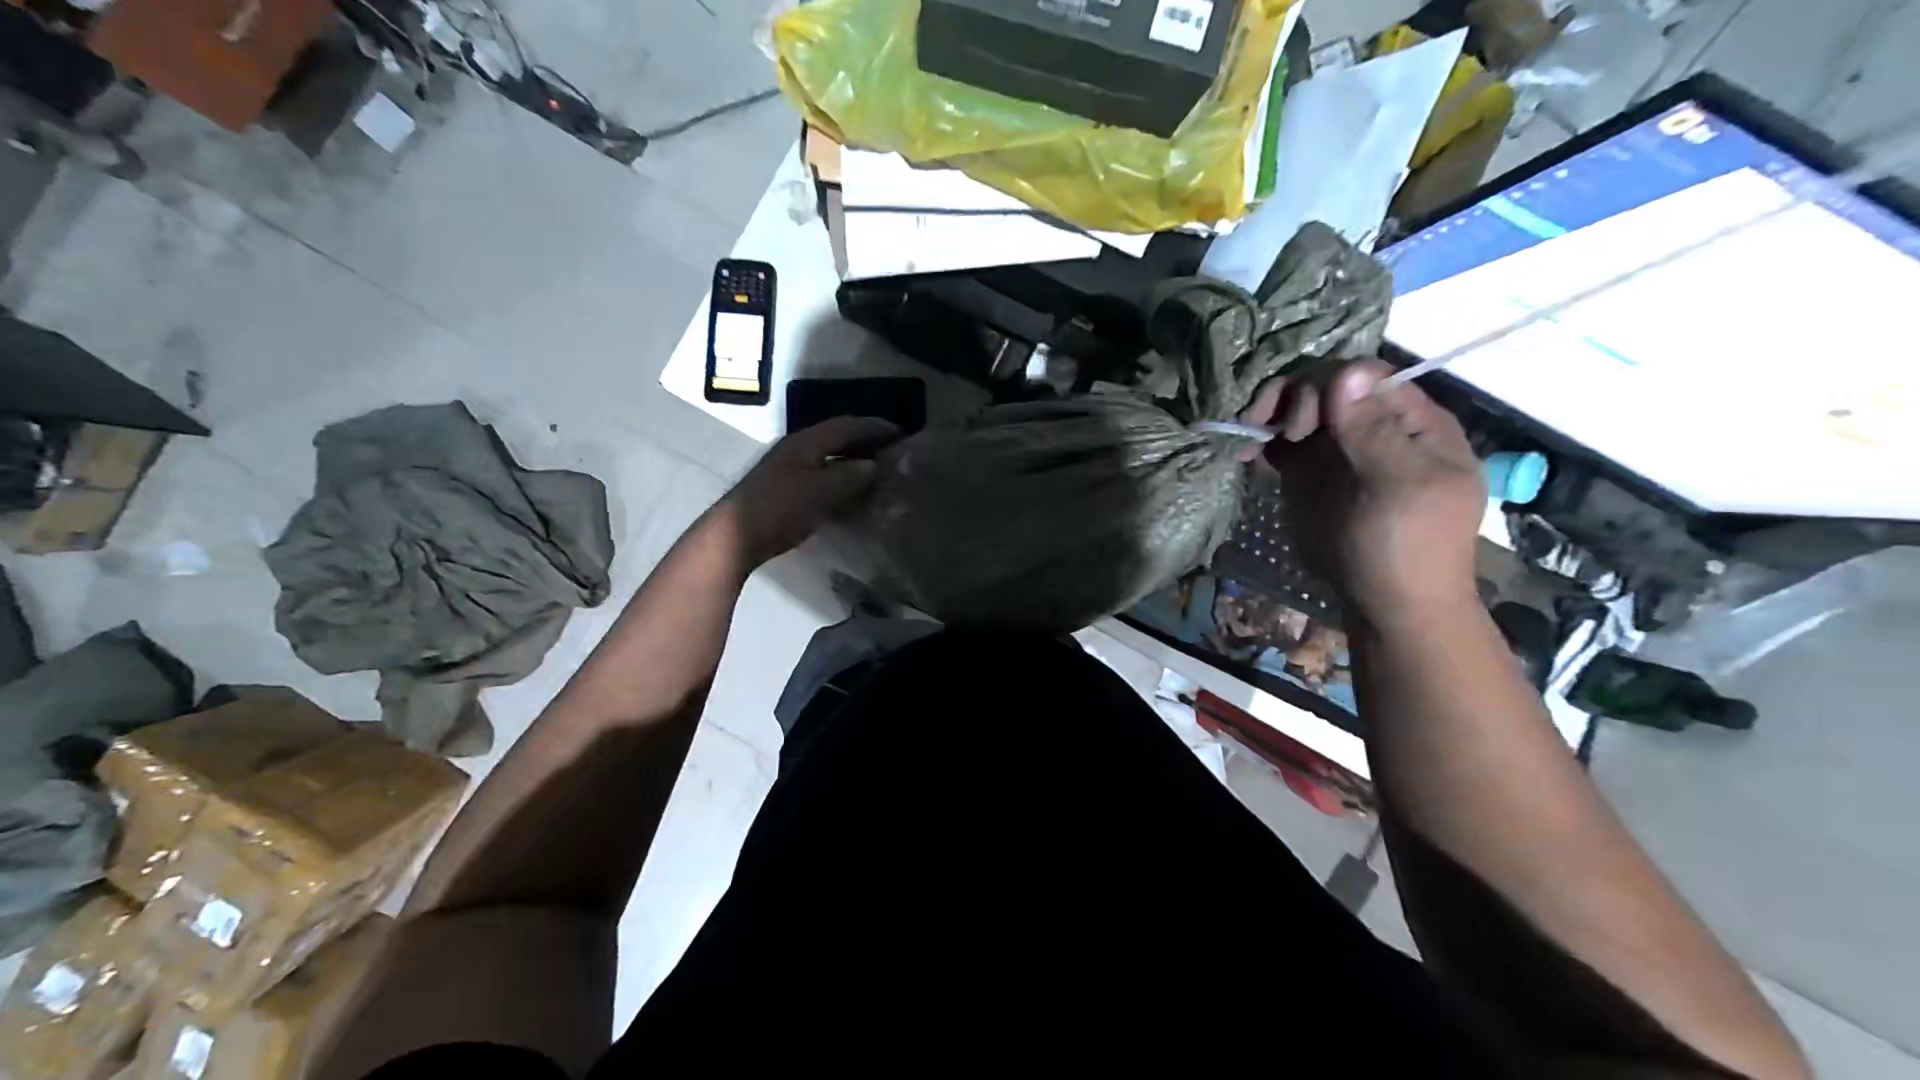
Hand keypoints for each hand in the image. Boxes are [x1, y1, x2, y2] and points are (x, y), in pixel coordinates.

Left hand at [718, 416, 899, 565]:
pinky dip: (842, 480)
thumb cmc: (778, 509)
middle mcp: (796, 450)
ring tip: (879, 472)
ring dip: (854, 462)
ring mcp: (789, 470)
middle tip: (893, 452)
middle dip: (866, 442)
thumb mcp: (819, 491)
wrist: (734, 538)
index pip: (846, 426)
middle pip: (837, 439)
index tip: (901, 433)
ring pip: (829, 459)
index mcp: (804, 442)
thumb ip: (849, 476)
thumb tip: (872, 465)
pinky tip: (853, 493)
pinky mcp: (785, 491)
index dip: (875, 427)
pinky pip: (822, 477)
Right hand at [1239, 360, 1485, 629]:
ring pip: (1299, 408)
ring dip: (1271, 414)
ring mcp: (1337, 449)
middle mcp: (1373, 426)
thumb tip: (1345, 373)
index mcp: (1413, 422)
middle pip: (1326, 385)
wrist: (1386, 605)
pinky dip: (1261, 440)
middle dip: (1294, 397)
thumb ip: (1373, 431)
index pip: (1365, 376)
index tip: (1300, 423)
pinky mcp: (1307, 473)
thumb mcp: (1400, 488)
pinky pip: (1281, 441)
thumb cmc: (1407, 548)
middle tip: (1277, 433)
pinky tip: (1246, 454)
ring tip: (1250, 437)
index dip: (1327, 385)